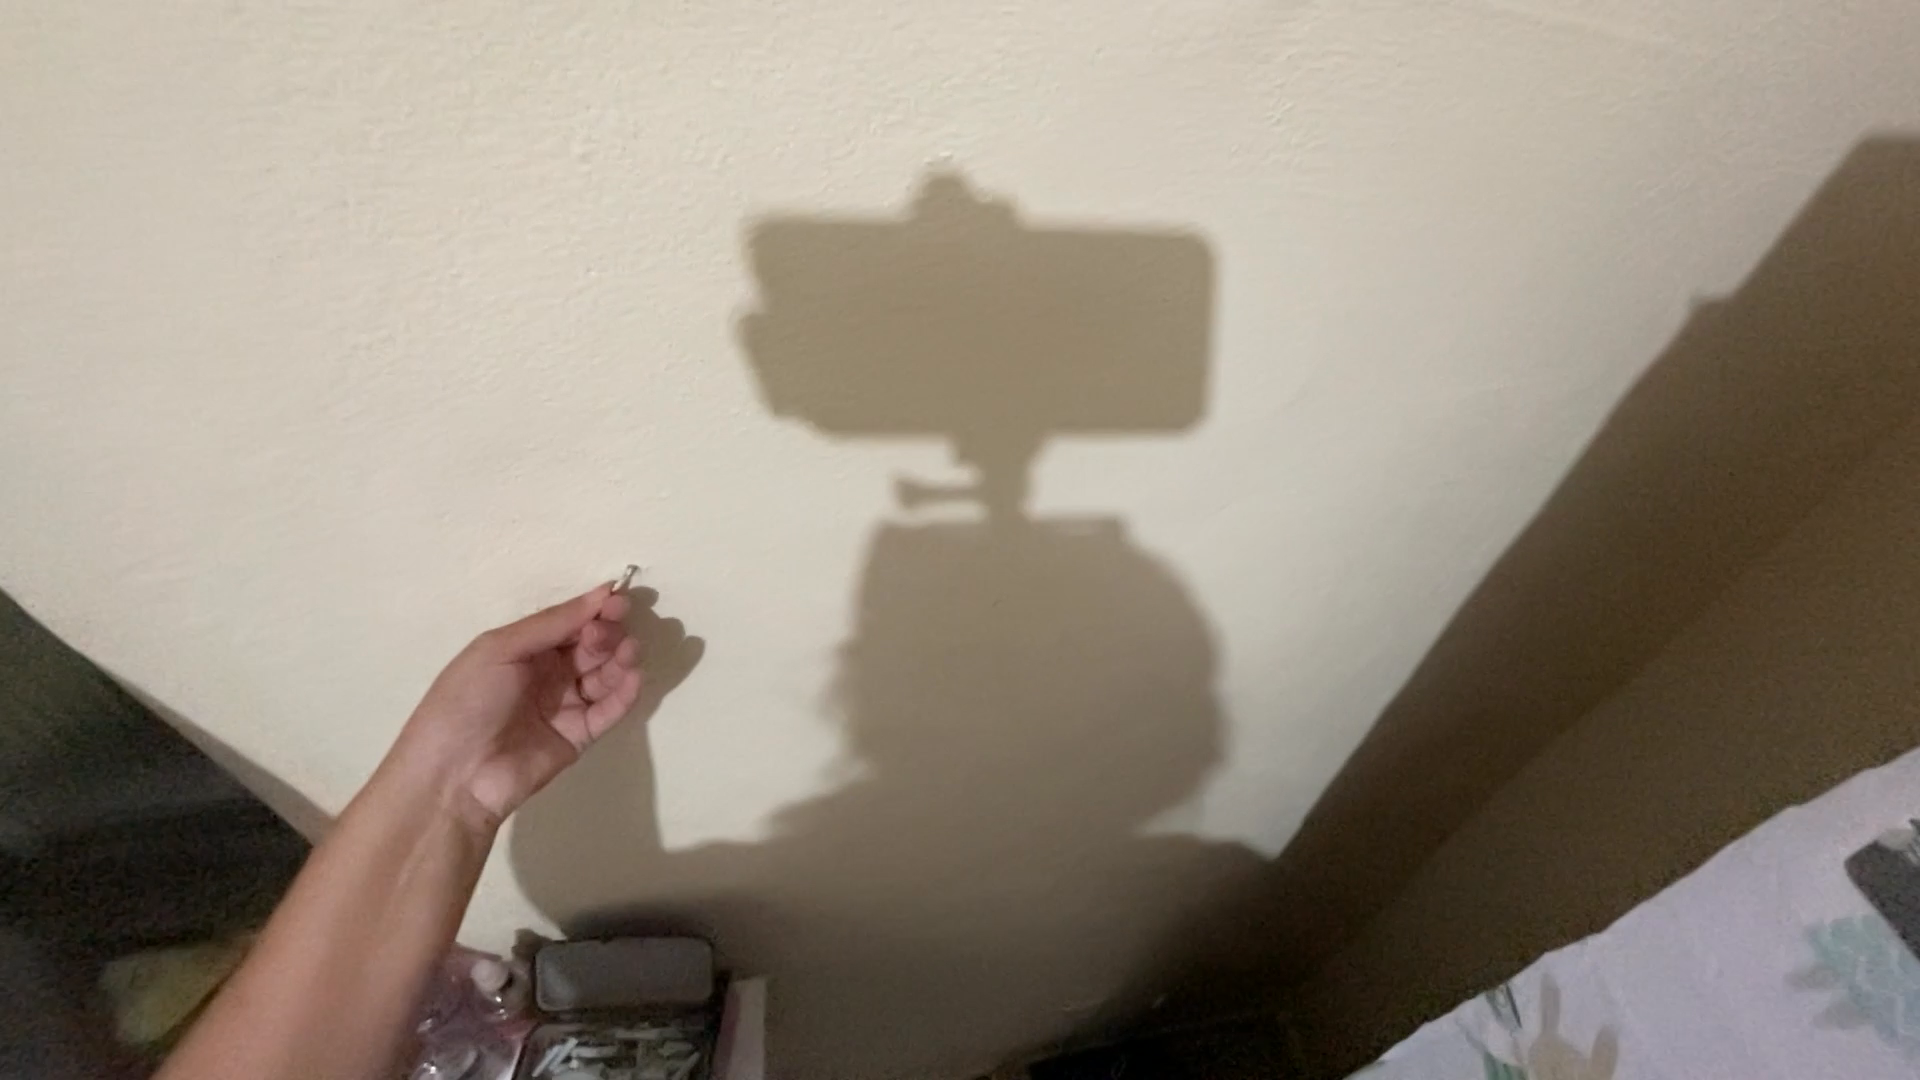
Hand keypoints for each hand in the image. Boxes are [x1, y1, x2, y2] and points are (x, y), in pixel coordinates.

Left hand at [385, 583, 643, 829]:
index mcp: (526, 649)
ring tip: (628, 653)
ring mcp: (567, 704)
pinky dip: (626, 692)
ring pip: (607, 674)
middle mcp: (550, 673)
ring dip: (622, 659)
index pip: (572, 622)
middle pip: (594, 646)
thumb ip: (553, 622)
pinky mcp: (581, 734)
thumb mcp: (500, 650)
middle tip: (606, 635)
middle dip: (608, 634)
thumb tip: (604, 592)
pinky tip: (632, 678)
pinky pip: (610, 709)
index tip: (618, 601)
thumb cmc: (466, 703)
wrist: (452, 777)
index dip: (596, 610)